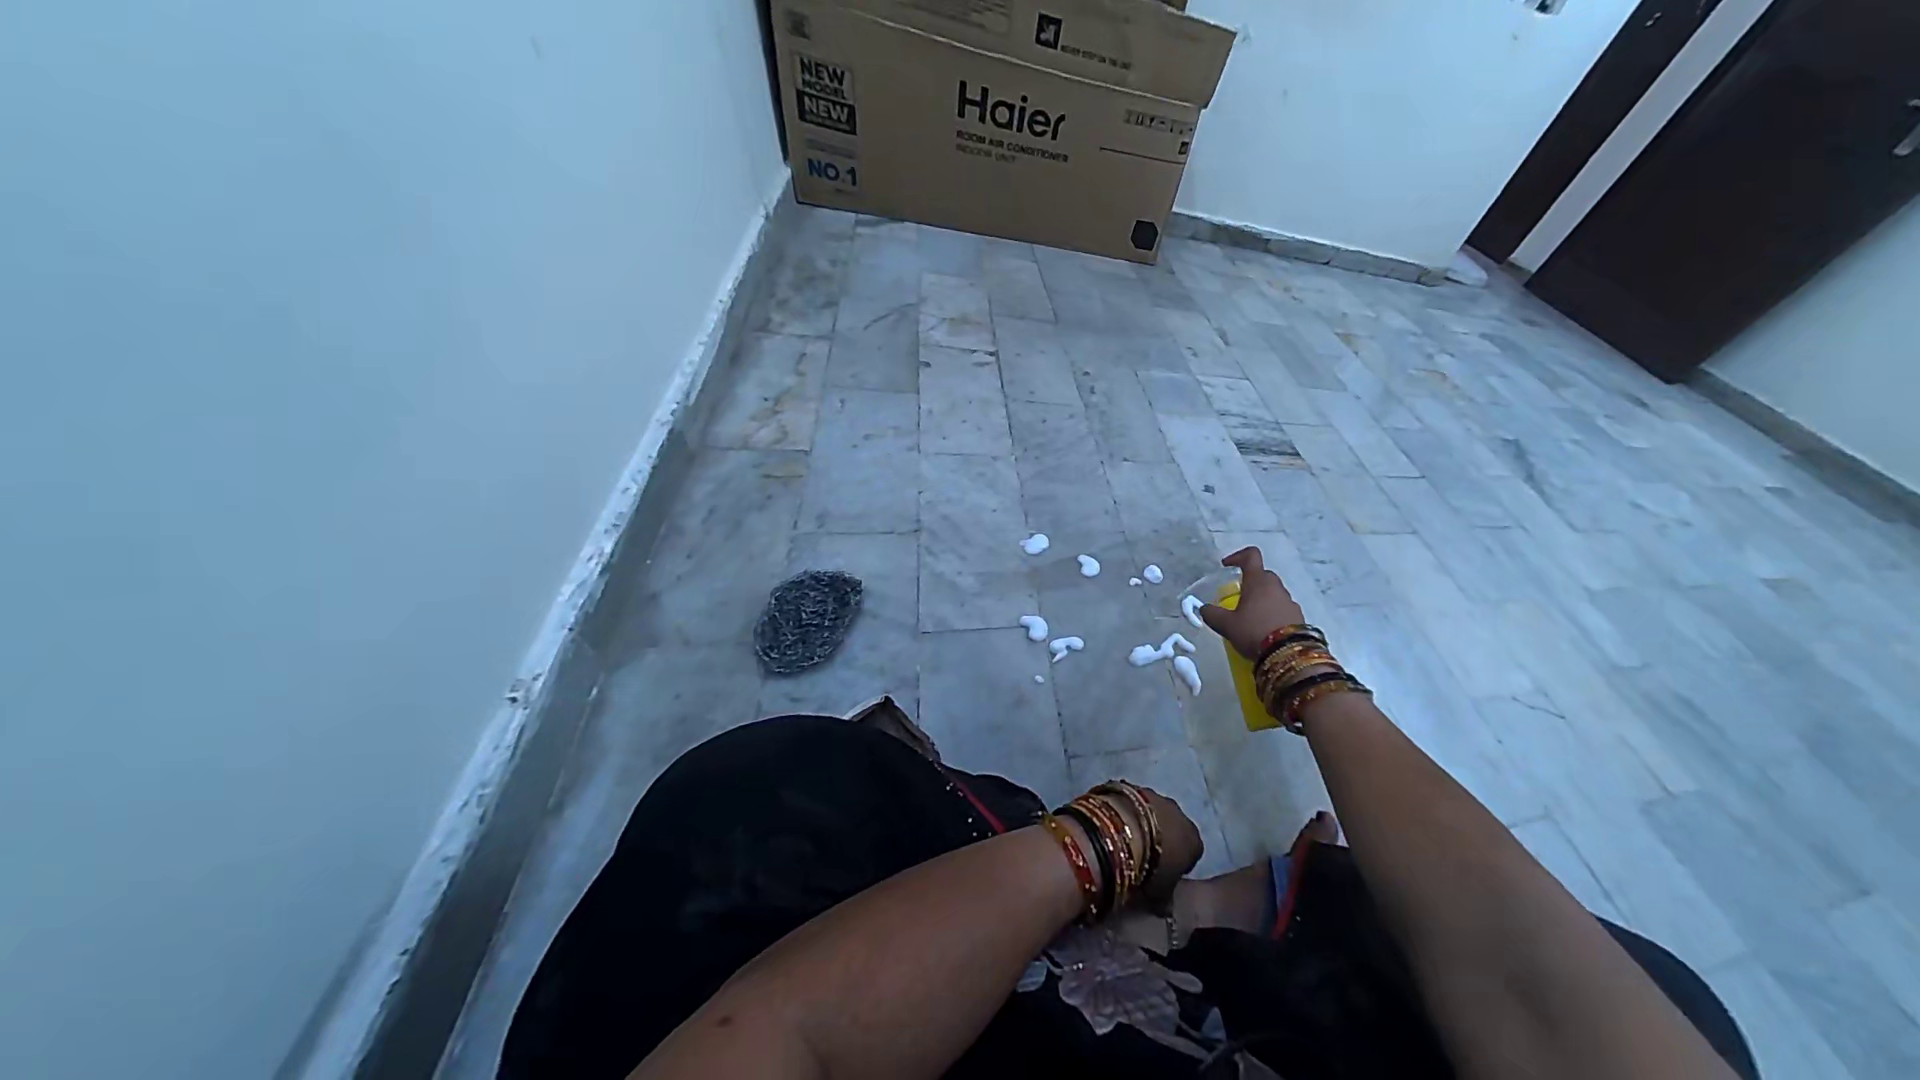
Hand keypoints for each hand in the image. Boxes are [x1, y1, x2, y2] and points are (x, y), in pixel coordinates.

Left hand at [1136, 786, 1201, 905]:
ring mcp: (1156, 796)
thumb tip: (1166, 912)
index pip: (1192, 853)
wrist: (1124, 829)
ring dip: (1143, 822)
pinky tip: (1114, 822)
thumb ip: (1166, 901)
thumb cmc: (1151, 867)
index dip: (1177, 864)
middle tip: (1143, 855)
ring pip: (1153, 812)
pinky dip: (1126, 810)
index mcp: (1194, 840)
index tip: (1161, 873)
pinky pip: (1132, 801)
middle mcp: (1180, 814)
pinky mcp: (1132, 785)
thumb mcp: (1161, 892)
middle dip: (1161, 838)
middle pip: (1173, 828)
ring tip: (1126, 838)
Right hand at [1198, 547, 1305, 658]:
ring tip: (1250, 616)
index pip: (1251, 556)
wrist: (1289, 654)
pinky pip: (1282, 607)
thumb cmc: (1253, 631)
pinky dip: (1272, 612)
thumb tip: (1204, 609)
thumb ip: (1212, 614)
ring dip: (1262, 598)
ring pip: (1273, 592)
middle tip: (1238, 595)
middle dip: (1250, 581)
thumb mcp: (1226, 625)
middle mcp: (1276, 587)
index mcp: (1257, 582)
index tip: (1227, 566)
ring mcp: (1289, 601)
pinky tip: (1264, 628)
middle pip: (1263, 575)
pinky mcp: (1298, 616)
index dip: (1238, 557)